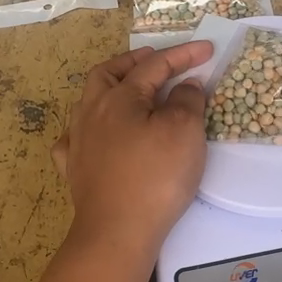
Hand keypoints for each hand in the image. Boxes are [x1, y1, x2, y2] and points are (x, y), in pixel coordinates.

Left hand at [52, 42, 212, 261]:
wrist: (117, 232)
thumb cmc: (155, 177)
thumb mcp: (185, 131)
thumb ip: (188, 101)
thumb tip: (185, 85)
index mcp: (120, 97)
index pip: (155, 65)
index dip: (183, 55)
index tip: (207, 49)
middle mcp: (92, 112)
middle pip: (109, 73)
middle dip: (133, 62)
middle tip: (156, 60)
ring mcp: (78, 141)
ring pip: (88, 101)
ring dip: (111, 88)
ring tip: (131, 91)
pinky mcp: (74, 170)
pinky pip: (74, 137)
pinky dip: (88, 127)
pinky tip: (96, 134)